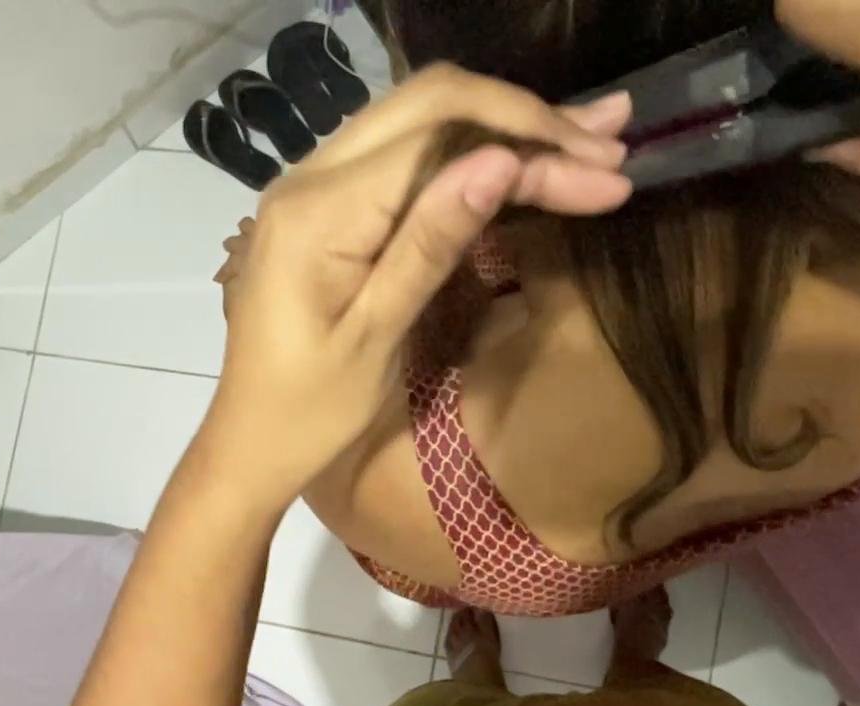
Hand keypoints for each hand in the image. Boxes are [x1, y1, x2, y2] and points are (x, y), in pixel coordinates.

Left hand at [194, 64, 632, 510]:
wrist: (249, 443)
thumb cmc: (309, 413)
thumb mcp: (375, 335)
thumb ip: (430, 243)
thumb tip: (502, 161)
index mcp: (317, 212)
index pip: (439, 138)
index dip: (528, 142)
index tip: (605, 170)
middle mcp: (307, 178)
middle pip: (430, 108)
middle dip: (524, 119)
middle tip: (610, 139)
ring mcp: (309, 190)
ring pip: (417, 126)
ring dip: (498, 129)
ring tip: (583, 140)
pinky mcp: (320, 212)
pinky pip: (396, 161)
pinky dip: (459, 159)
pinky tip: (512, 162)